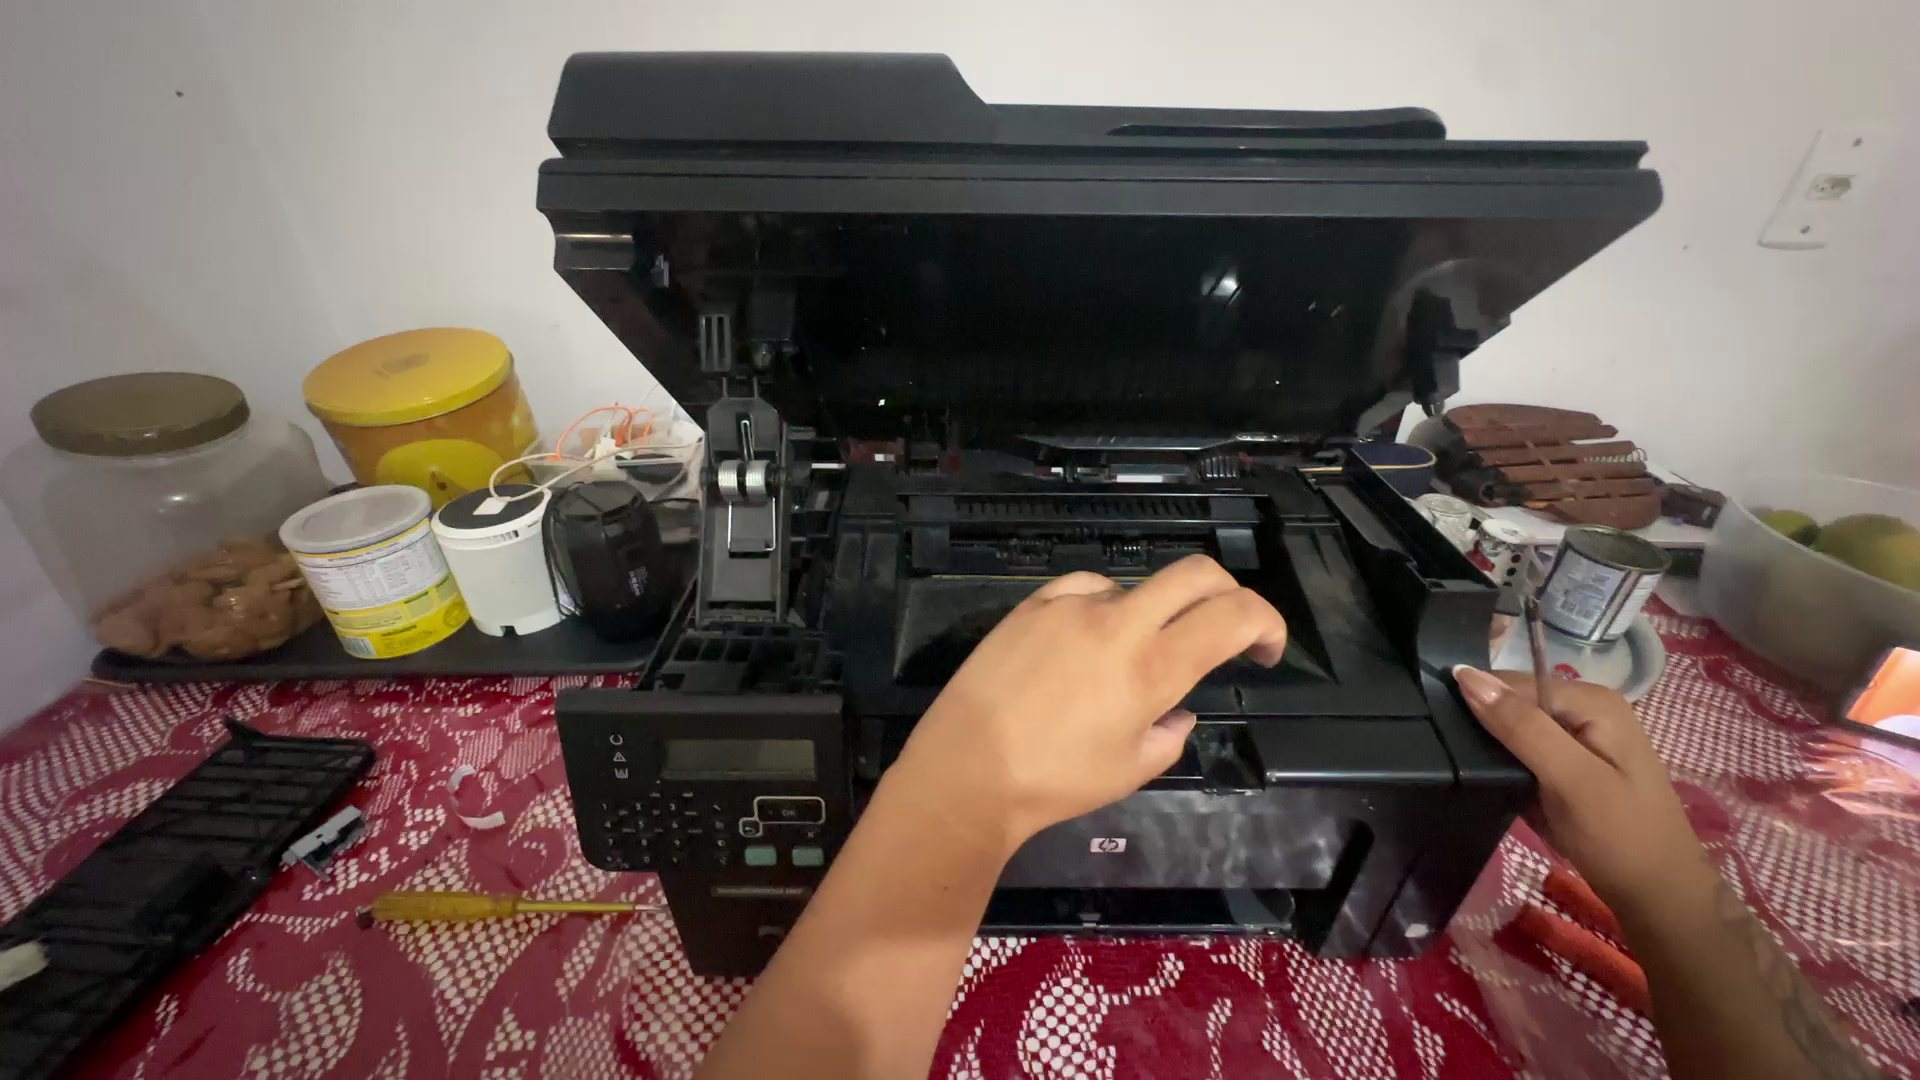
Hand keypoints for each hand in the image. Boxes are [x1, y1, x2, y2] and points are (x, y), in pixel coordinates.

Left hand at [885, 556, 1287, 853]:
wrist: (968, 766)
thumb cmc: (1055, 780)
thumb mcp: (1132, 770)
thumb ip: (1172, 733)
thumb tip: (1178, 710)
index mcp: (1153, 667)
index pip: (1235, 614)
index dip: (1268, 623)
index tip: (1264, 650)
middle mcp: (1118, 623)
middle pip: (1197, 573)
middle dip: (1227, 593)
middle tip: (1220, 630)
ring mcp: (1071, 605)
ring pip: (1137, 584)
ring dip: (1154, 612)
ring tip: (1129, 656)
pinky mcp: (1033, 602)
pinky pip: (1084, 587)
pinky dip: (1103, 605)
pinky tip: (1087, 635)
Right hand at [1452, 666, 1709, 911]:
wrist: (1656, 896)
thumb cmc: (1619, 837)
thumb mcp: (1570, 779)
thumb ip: (1520, 725)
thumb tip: (1465, 675)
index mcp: (1592, 701)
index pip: (1510, 682)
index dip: (1478, 703)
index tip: (1451, 733)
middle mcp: (1586, 708)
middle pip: (1511, 700)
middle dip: (1485, 725)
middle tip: (1467, 760)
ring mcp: (1577, 735)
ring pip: (1510, 724)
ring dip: (1490, 746)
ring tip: (1475, 769)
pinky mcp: (1566, 760)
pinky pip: (1519, 746)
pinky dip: (1504, 762)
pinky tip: (1498, 779)